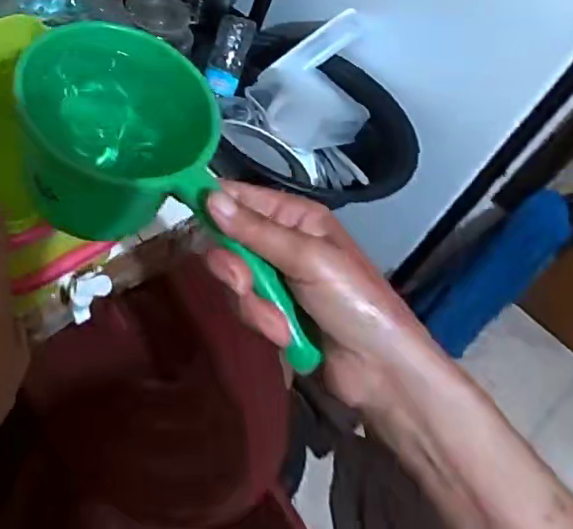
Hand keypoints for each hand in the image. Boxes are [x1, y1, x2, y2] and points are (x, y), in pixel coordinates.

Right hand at [202, 181, 433, 409]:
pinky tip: (285, 336)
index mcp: (294, 216)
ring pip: (231, 274)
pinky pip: (243, 305)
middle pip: (226, 237)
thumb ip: (255, 231)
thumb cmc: (357, 303)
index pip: (238, 196)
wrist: (386, 377)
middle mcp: (279, 239)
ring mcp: (274, 276)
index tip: (187, 216)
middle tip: (243, 283)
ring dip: (251, 301)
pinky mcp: (271, 310)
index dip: (211, 204)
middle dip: (233, 265)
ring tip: (278, 323)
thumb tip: (207, 197)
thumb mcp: (308, 260)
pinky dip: (261, 321)